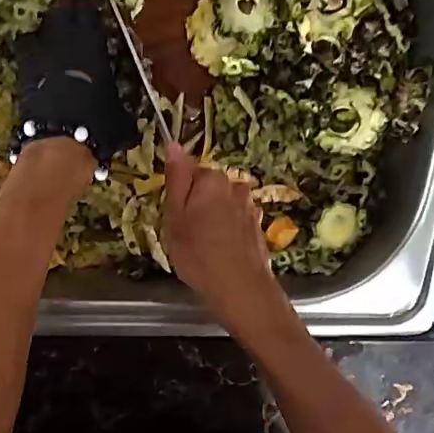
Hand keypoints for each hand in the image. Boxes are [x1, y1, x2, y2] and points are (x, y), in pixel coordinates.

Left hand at [10, 0, 138, 168]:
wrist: (61, 142)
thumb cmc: (99, 126)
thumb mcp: (122, 116)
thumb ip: (122, 103)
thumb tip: (129, 110)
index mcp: (92, 45)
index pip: (89, 14)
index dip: (88, 8)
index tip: (90, 5)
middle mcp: (64, 43)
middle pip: (61, 13)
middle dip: (66, 8)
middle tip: (71, 8)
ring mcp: (40, 56)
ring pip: (40, 28)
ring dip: (47, 28)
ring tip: (53, 33)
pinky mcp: (22, 72)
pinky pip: (25, 50)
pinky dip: (31, 50)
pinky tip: (36, 57)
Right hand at [162, 143, 286, 328]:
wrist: (241, 289)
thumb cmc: (198, 254)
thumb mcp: (175, 216)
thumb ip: (176, 178)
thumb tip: (174, 143)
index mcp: (212, 179)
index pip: (190, 173)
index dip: (180, 195)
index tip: (175, 217)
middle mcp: (236, 186)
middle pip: (209, 189)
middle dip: (198, 205)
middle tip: (186, 234)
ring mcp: (251, 207)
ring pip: (223, 206)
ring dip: (214, 220)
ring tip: (204, 248)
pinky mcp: (258, 227)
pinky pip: (236, 222)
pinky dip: (228, 233)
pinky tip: (221, 253)